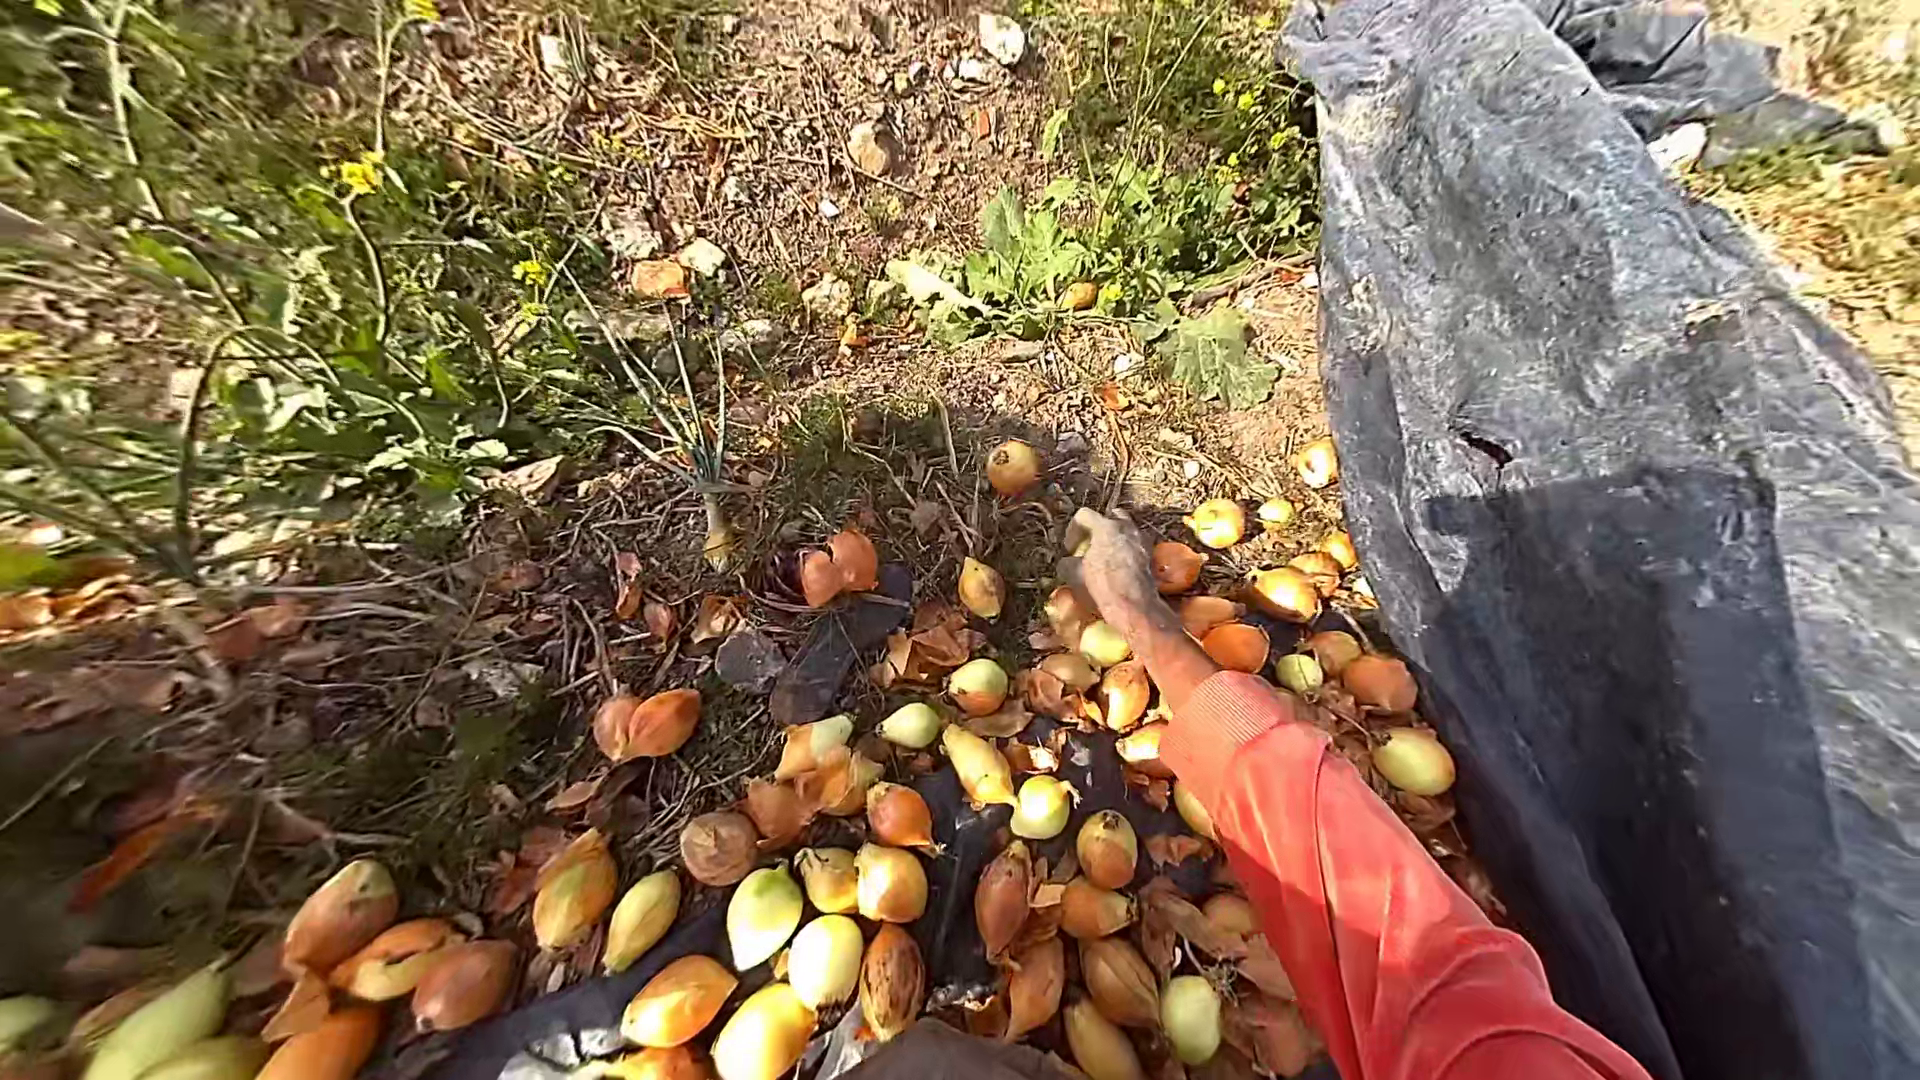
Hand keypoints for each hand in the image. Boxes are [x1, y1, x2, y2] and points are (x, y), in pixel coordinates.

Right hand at [1067, 507, 1164, 635]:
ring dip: (1115, 539)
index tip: (1070, 549)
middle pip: (1111, 516)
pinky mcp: (1151, 556)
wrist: (1133, 605)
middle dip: (1099, 528)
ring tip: (1106, 557)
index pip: (1083, 515)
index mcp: (1105, 527)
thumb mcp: (1073, 574)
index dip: (1072, 530)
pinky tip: (1119, 568)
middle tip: (1091, 545)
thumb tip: (1067, 562)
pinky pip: (1136, 546)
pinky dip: (1126, 551)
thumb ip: (1067, 562)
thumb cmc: (1102, 585)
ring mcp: (1142, 540)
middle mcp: (1127, 528)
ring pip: (1126, 530)